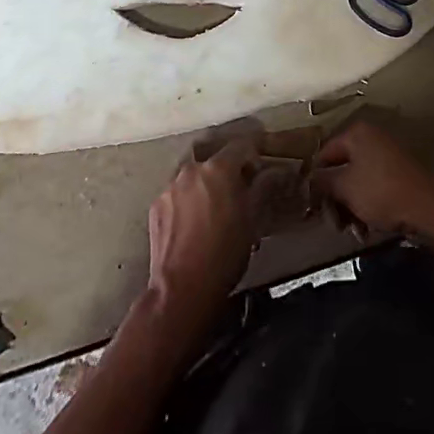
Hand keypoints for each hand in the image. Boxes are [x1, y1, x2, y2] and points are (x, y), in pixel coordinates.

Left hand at [146, 136, 260, 310]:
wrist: (182, 288)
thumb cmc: (226, 251)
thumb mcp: (254, 218)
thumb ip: (264, 186)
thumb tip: (277, 171)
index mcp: (219, 168)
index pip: (242, 145)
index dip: (255, 153)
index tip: (263, 167)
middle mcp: (191, 170)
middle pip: (216, 160)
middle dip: (230, 170)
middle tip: (243, 191)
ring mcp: (170, 188)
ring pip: (195, 177)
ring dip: (208, 185)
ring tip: (218, 209)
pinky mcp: (156, 207)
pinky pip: (179, 194)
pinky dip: (190, 200)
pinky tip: (197, 223)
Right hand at [313, 119, 433, 241]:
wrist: (427, 207)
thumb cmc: (380, 191)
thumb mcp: (343, 187)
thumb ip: (322, 180)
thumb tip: (310, 178)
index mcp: (357, 133)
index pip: (323, 154)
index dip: (315, 181)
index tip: (312, 206)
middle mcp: (372, 138)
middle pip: (340, 169)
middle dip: (335, 200)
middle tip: (335, 224)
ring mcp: (387, 155)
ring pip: (356, 183)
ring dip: (350, 208)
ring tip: (353, 230)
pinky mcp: (398, 174)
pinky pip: (373, 188)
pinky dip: (367, 207)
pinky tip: (367, 229)